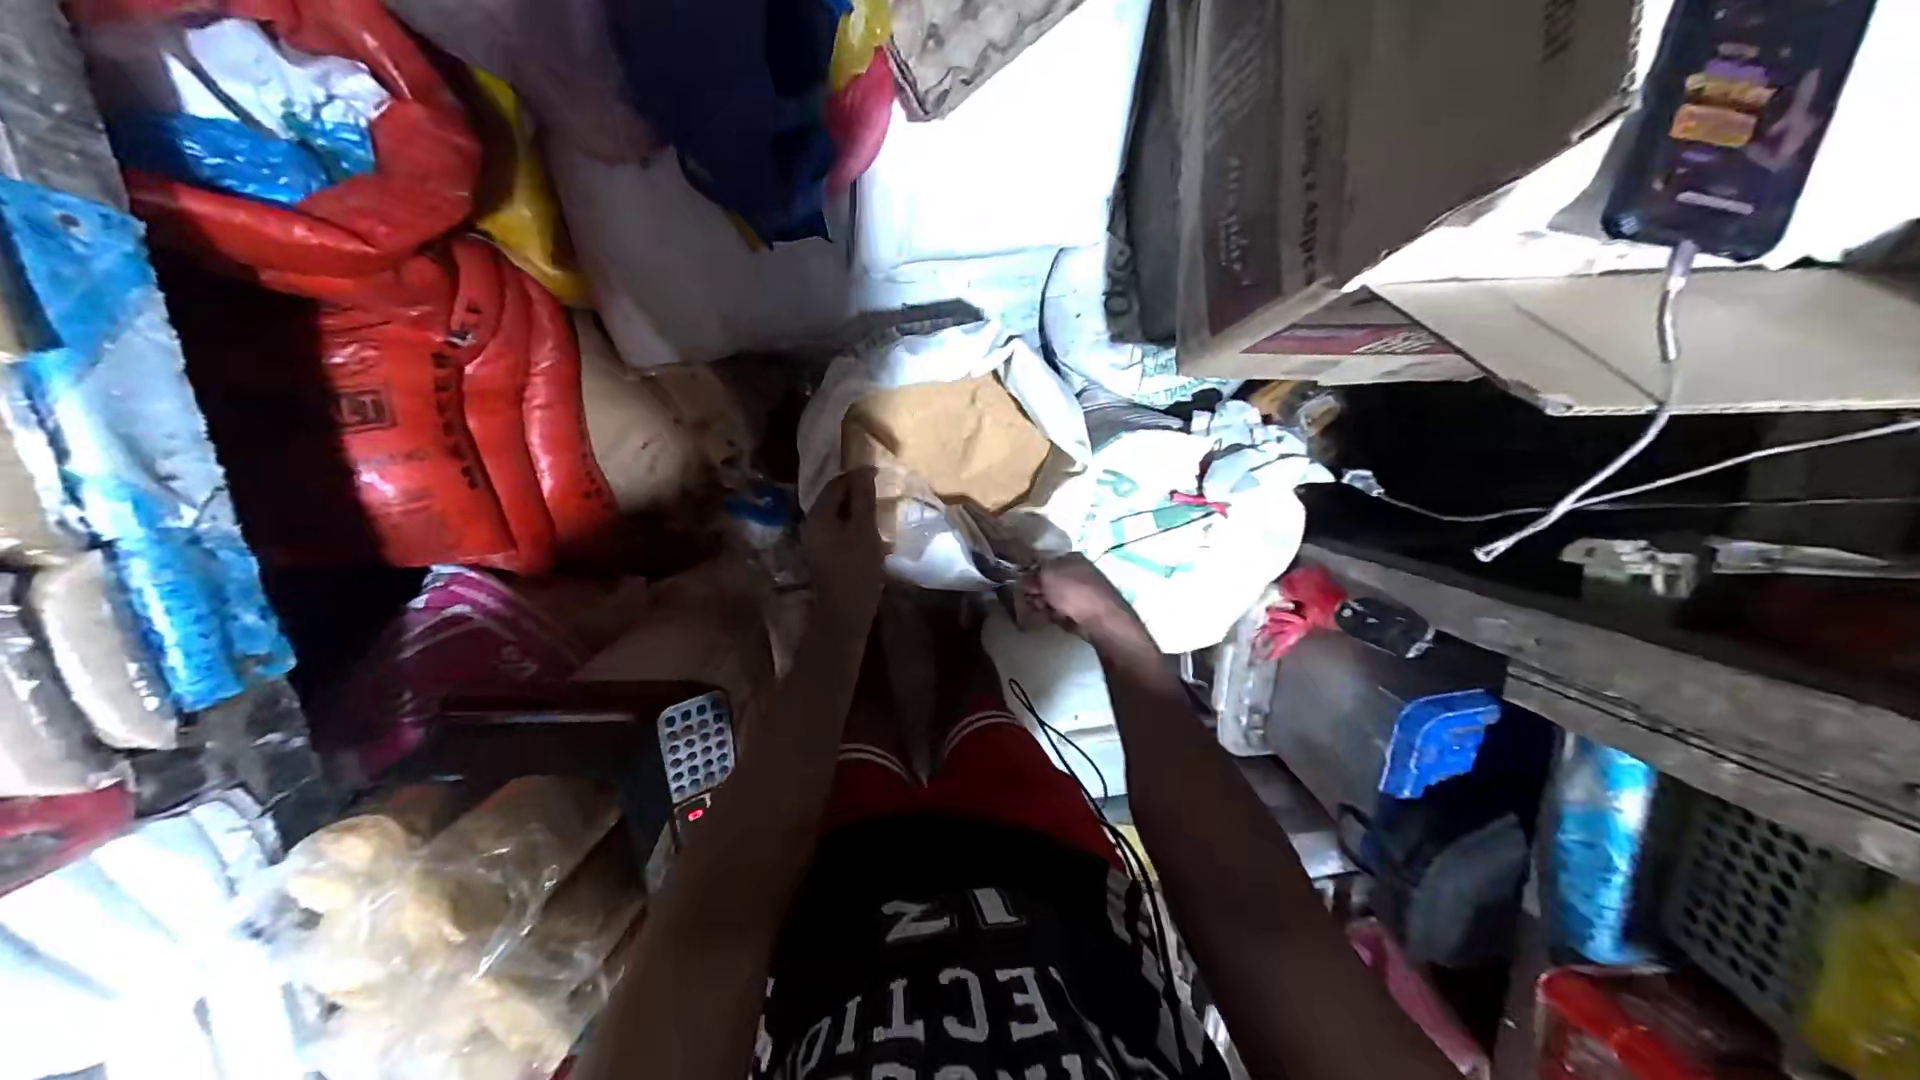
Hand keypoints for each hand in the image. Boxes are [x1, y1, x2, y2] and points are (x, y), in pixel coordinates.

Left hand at [804, 467, 885, 624]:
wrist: (845, 612)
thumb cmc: (857, 569)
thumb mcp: (865, 530)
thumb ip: (864, 499)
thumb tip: (864, 471)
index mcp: (818, 516)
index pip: (835, 484)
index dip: (856, 476)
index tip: (879, 473)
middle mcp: (810, 525)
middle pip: (833, 499)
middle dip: (855, 492)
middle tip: (880, 490)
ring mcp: (814, 541)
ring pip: (835, 515)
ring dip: (855, 509)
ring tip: (877, 509)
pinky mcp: (822, 554)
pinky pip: (836, 529)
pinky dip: (852, 524)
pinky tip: (868, 530)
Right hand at [1021, 554, 1154, 655]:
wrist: (1101, 619)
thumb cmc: (1073, 591)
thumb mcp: (1047, 574)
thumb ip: (1033, 573)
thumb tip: (1025, 577)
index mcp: (1071, 558)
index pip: (1044, 562)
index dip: (1032, 573)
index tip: (1024, 583)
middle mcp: (1076, 573)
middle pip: (1046, 581)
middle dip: (1037, 591)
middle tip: (1035, 598)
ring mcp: (1079, 592)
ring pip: (1051, 597)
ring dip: (1044, 604)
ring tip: (1047, 610)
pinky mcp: (1080, 610)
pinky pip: (1059, 610)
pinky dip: (1055, 614)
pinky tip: (1057, 618)